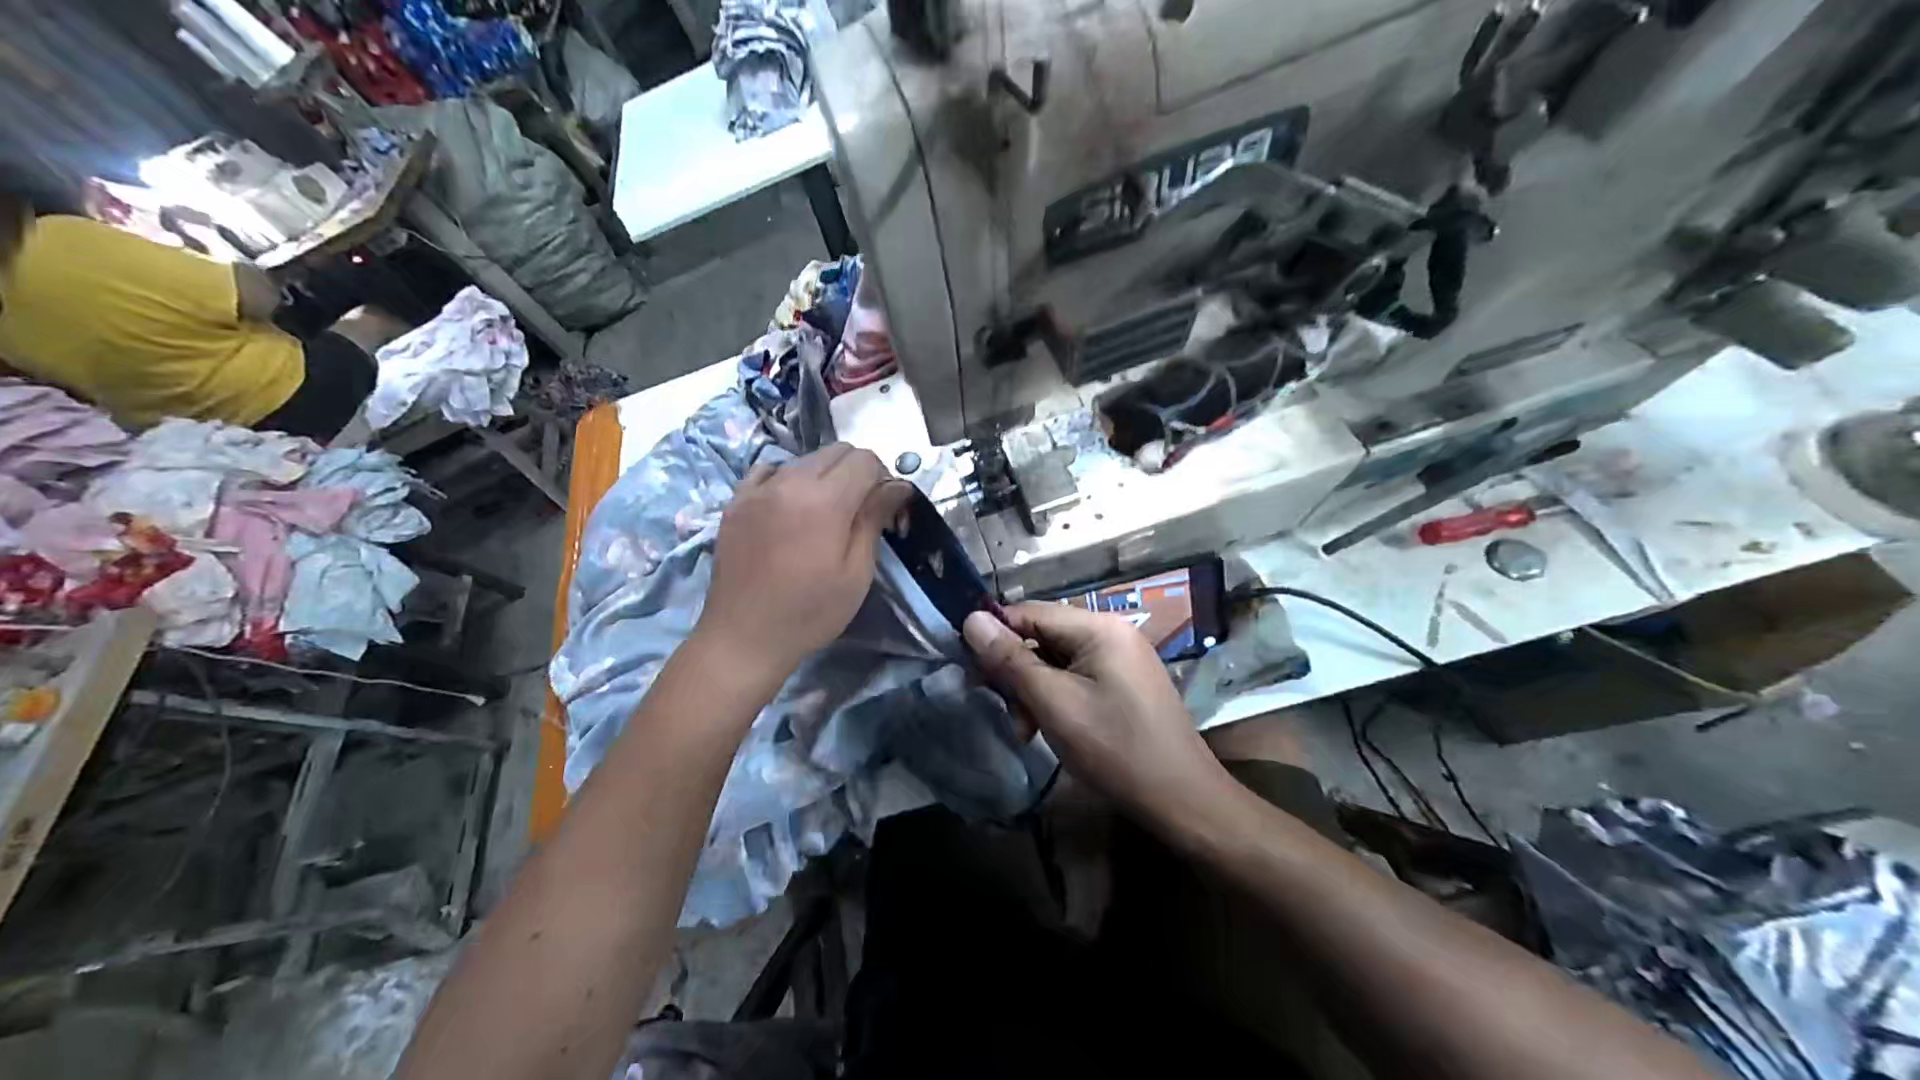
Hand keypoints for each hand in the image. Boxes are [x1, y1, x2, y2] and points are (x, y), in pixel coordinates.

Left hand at [699, 444, 914, 678]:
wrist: (744, 637)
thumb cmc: (809, 612)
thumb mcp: (856, 573)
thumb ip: (874, 519)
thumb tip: (897, 486)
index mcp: (824, 501)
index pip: (864, 460)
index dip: (882, 479)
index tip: (883, 511)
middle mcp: (789, 482)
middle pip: (836, 451)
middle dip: (856, 472)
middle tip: (859, 511)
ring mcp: (758, 489)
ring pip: (804, 459)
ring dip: (824, 476)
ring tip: (823, 515)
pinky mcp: (736, 501)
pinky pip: (769, 471)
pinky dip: (788, 479)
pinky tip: (789, 508)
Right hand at [963, 603, 1229, 823]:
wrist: (1182, 799)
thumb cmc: (1114, 748)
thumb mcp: (1053, 703)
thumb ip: (1010, 660)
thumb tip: (970, 619)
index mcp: (1099, 627)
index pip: (1029, 611)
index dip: (995, 635)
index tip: (970, 671)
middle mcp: (1112, 632)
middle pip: (1042, 635)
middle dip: (1016, 672)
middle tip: (1006, 712)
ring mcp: (1122, 658)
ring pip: (1056, 659)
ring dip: (1033, 690)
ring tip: (1027, 730)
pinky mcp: (1125, 683)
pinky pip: (1077, 676)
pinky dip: (1056, 698)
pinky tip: (1050, 728)